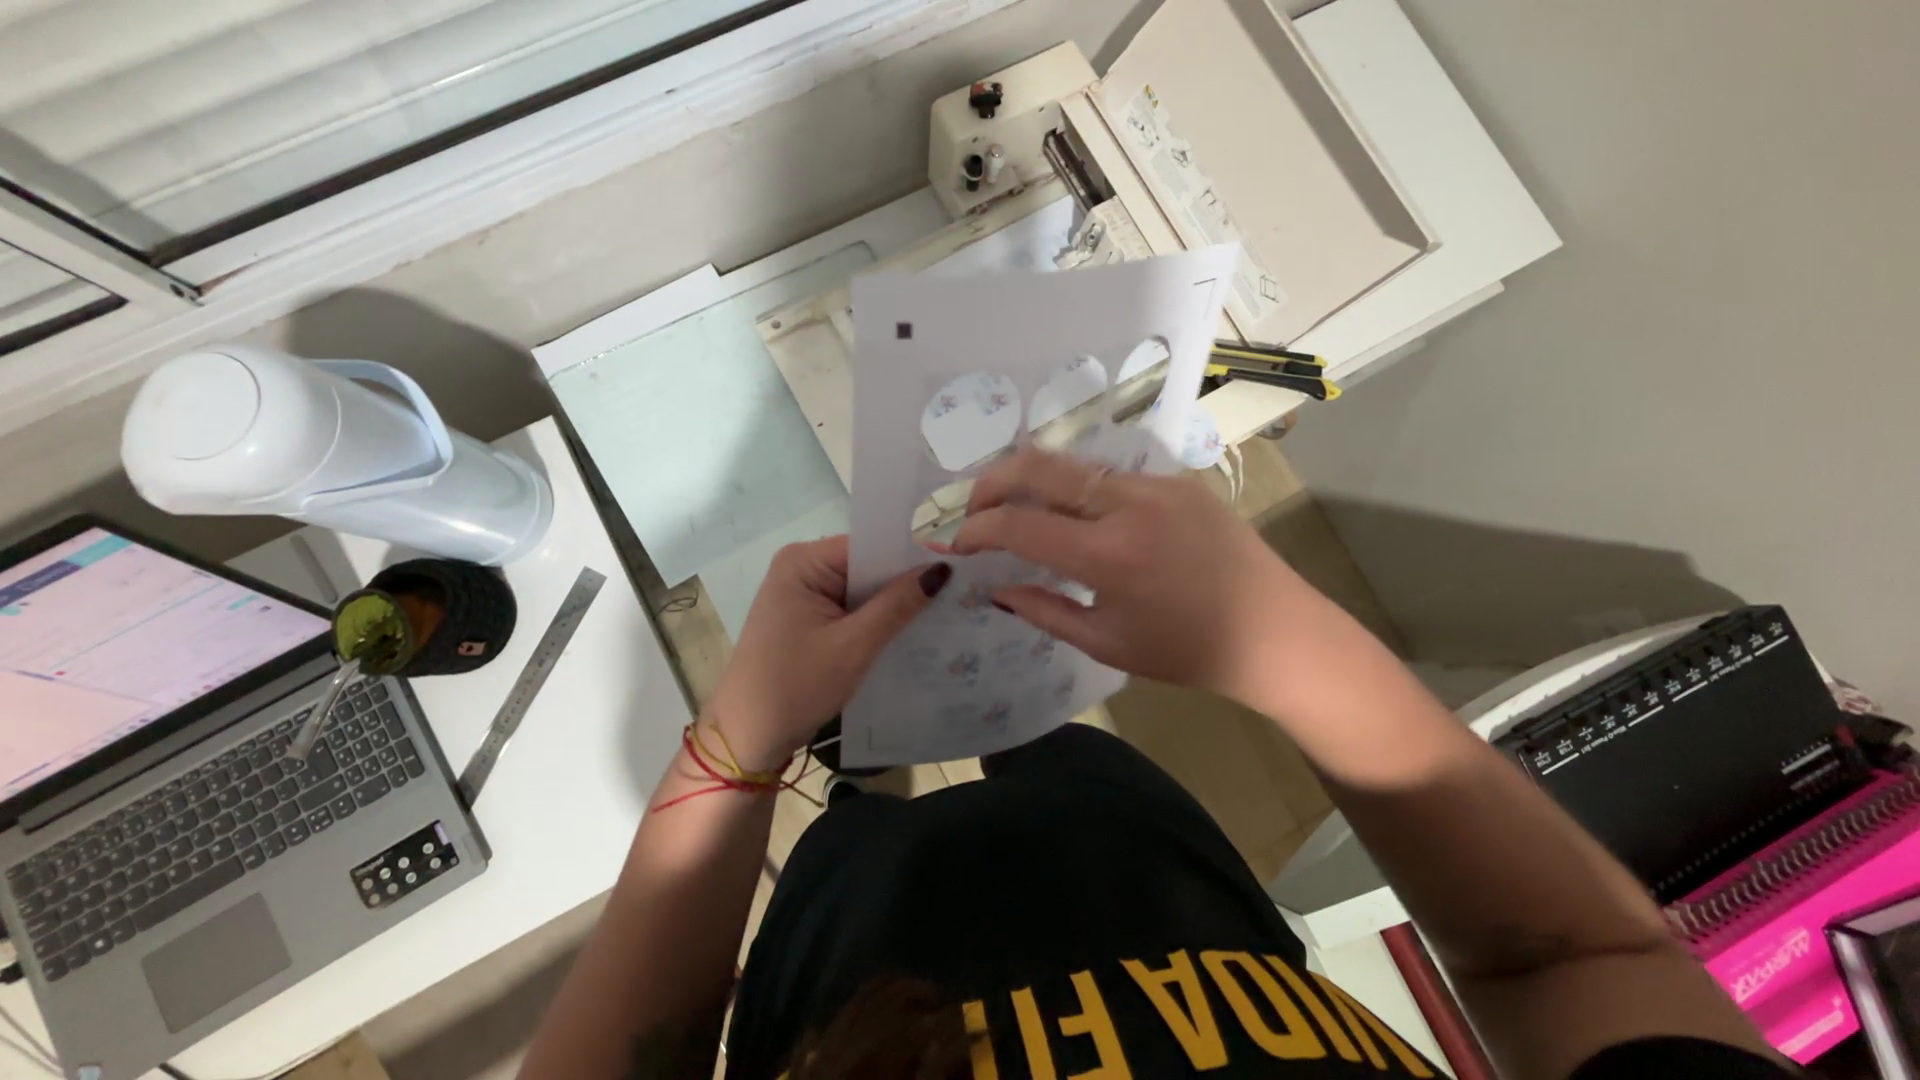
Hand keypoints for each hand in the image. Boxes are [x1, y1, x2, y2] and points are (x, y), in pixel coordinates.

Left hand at [705, 535, 950, 770]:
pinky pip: (851, 611)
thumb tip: (942, 569)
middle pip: (867, 566)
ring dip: (895, 604)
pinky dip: (877, 622)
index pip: (870, 545)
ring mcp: (802, 596)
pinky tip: (912, 633)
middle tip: (963, 591)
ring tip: (948, 610)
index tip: (961, 566)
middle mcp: (801, 569)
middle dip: (908, 581)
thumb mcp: (853, 646)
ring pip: (862, 591)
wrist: (745, 738)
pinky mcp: (807, 622)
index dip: (913, 555)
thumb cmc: (794, 687)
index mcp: (803, 562)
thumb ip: (897, 605)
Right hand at [950, 447, 1316, 706]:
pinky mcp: (1178, 481)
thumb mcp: (1107, 642)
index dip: (977, 530)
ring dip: (1034, 482)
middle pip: (1039, 466)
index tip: (955, 541)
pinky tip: (1073, 517)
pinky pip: (1111, 476)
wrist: (1275, 632)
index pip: (1020, 525)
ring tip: (1015, 511)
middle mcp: (1131, 504)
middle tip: (972, 510)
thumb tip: (997, 589)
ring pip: (1075, 466)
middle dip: (992, 482)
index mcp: (1111, 554)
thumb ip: (1044, 610)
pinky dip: (1077, 491)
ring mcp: (1158, 484)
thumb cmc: (1187, 651)